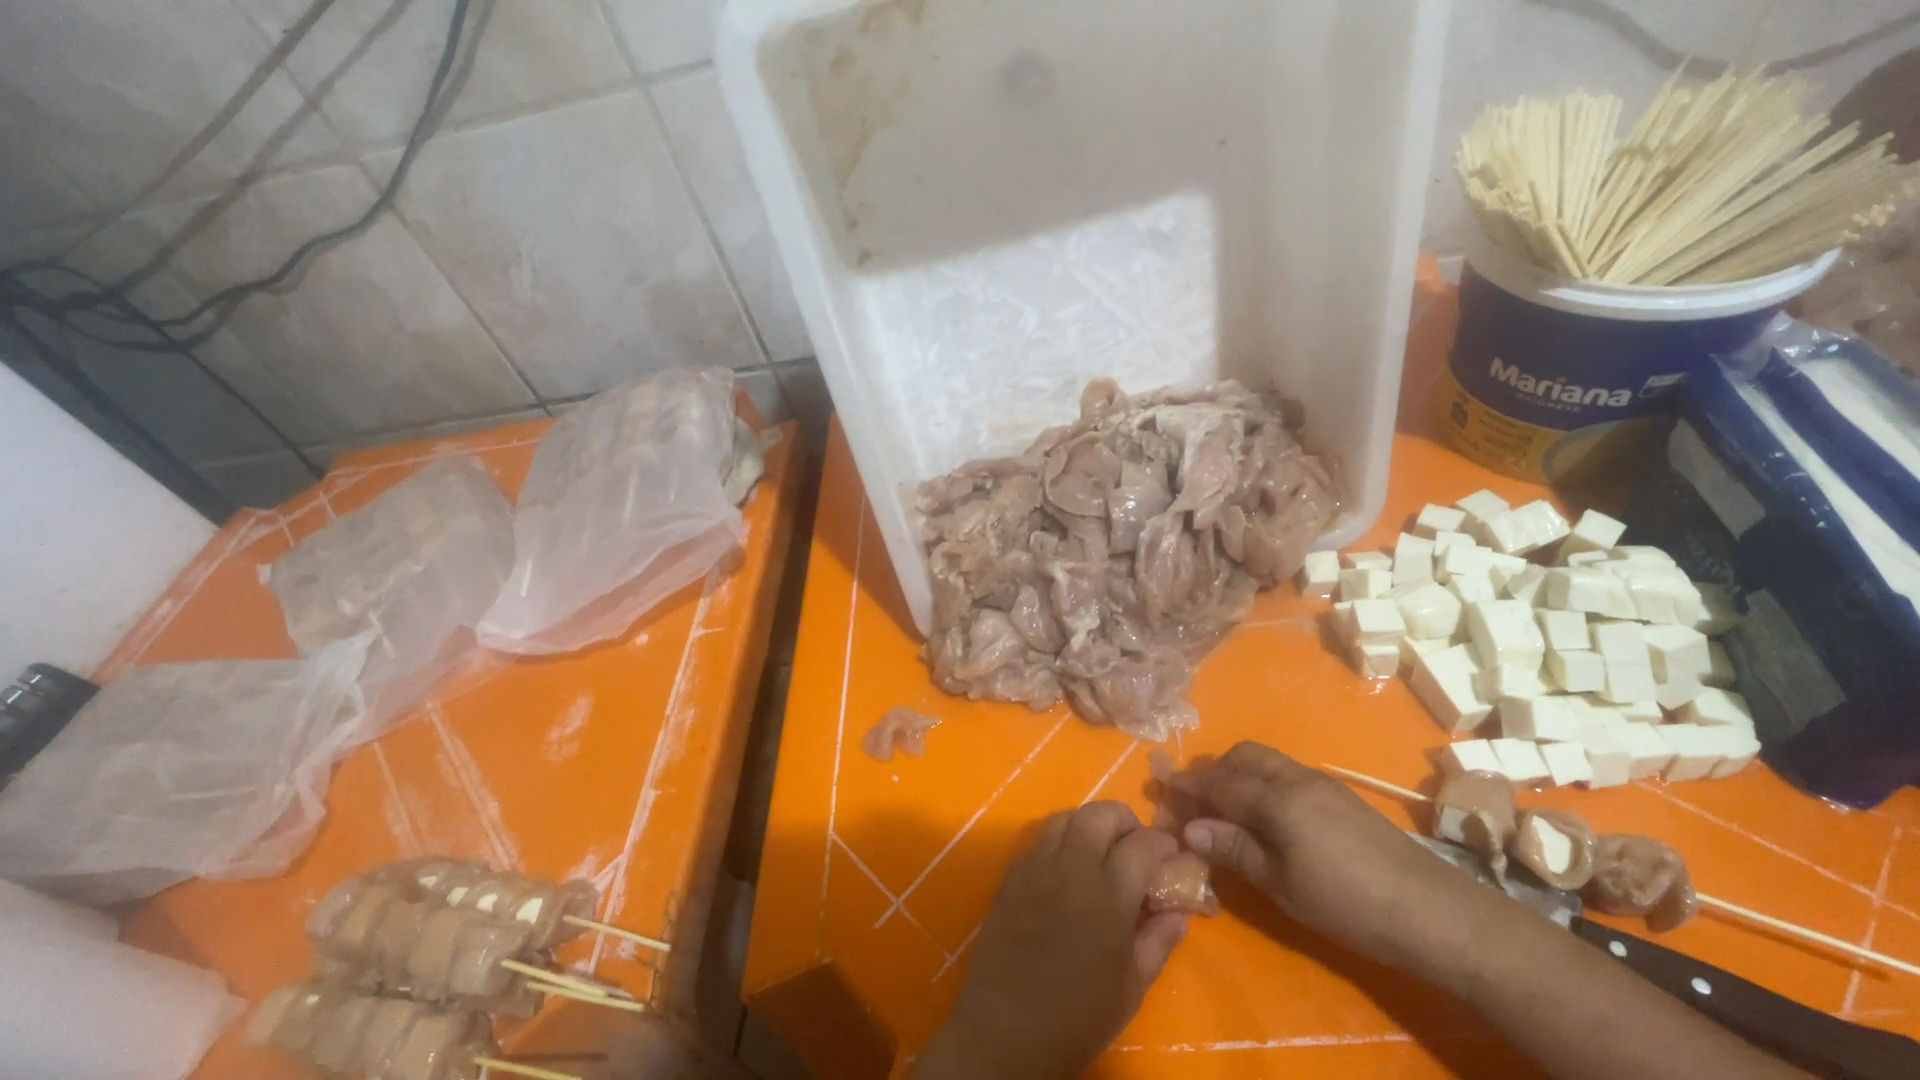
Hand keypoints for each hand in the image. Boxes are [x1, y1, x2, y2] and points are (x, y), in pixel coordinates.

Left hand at [915, 801, 1187, 1079]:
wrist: (1005, 1030)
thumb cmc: (1077, 1016)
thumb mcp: (1132, 986)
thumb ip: (1158, 940)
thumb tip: (1179, 910)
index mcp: (1108, 894)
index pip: (1143, 844)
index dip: (1163, 845)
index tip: (1171, 858)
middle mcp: (1071, 868)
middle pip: (1100, 813)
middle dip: (1126, 821)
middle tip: (1135, 847)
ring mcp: (1035, 868)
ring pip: (1065, 817)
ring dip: (1089, 824)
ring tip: (1100, 851)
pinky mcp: (1010, 877)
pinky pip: (1038, 840)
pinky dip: (1059, 840)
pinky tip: (1066, 869)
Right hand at [1177, 742, 1505, 983]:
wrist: (1430, 910)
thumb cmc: (1346, 902)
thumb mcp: (1281, 883)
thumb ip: (1235, 849)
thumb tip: (1191, 827)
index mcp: (1277, 799)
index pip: (1218, 781)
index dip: (1185, 785)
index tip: (1158, 788)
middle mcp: (1296, 779)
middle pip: (1242, 757)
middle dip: (1212, 772)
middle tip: (1193, 804)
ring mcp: (1323, 784)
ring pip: (1266, 763)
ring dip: (1238, 777)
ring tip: (1224, 813)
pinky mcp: (1341, 798)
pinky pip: (1286, 776)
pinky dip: (1262, 786)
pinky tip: (1263, 819)